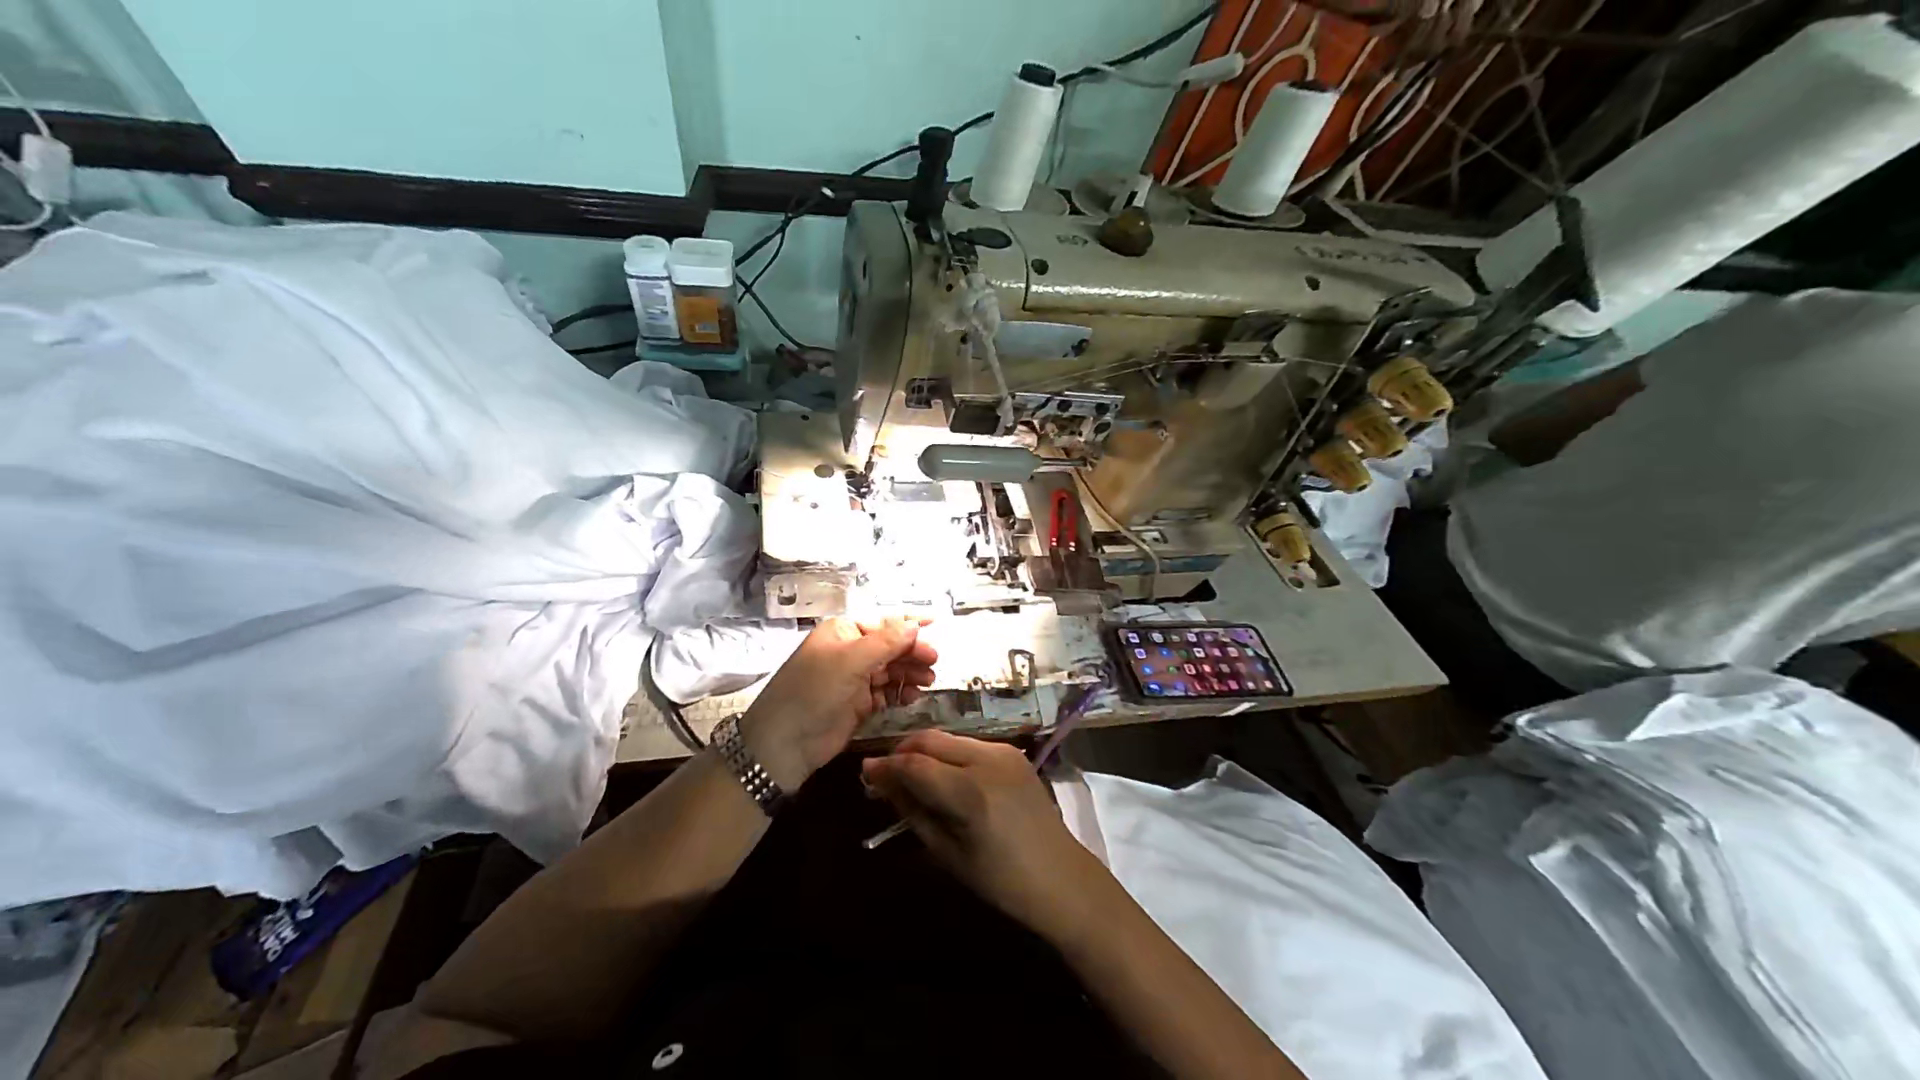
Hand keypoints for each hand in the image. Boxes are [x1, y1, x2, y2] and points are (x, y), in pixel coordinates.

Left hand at [737, 617, 936, 791]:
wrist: (784, 745)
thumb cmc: (813, 692)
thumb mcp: (849, 662)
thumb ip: (885, 643)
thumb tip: (913, 625)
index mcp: (842, 632)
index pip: (882, 622)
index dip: (908, 623)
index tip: (935, 623)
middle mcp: (849, 651)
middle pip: (890, 646)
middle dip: (912, 652)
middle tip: (933, 662)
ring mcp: (854, 679)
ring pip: (891, 670)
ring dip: (910, 673)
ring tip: (928, 681)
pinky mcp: (859, 704)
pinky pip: (886, 692)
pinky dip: (900, 692)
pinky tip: (913, 696)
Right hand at [861, 730, 1107, 936]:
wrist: (1061, 877)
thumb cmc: (1000, 880)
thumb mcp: (946, 851)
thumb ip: (912, 810)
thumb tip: (880, 782)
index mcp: (969, 792)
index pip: (914, 764)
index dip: (885, 766)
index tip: (864, 773)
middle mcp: (986, 760)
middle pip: (929, 739)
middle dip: (901, 752)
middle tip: (884, 775)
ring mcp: (1003, 751)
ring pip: (948, 738)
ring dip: (924, 751)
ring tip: (910, 776)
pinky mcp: (1012, 752)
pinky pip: (968, 744)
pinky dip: (947, 754)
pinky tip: (942, 776)